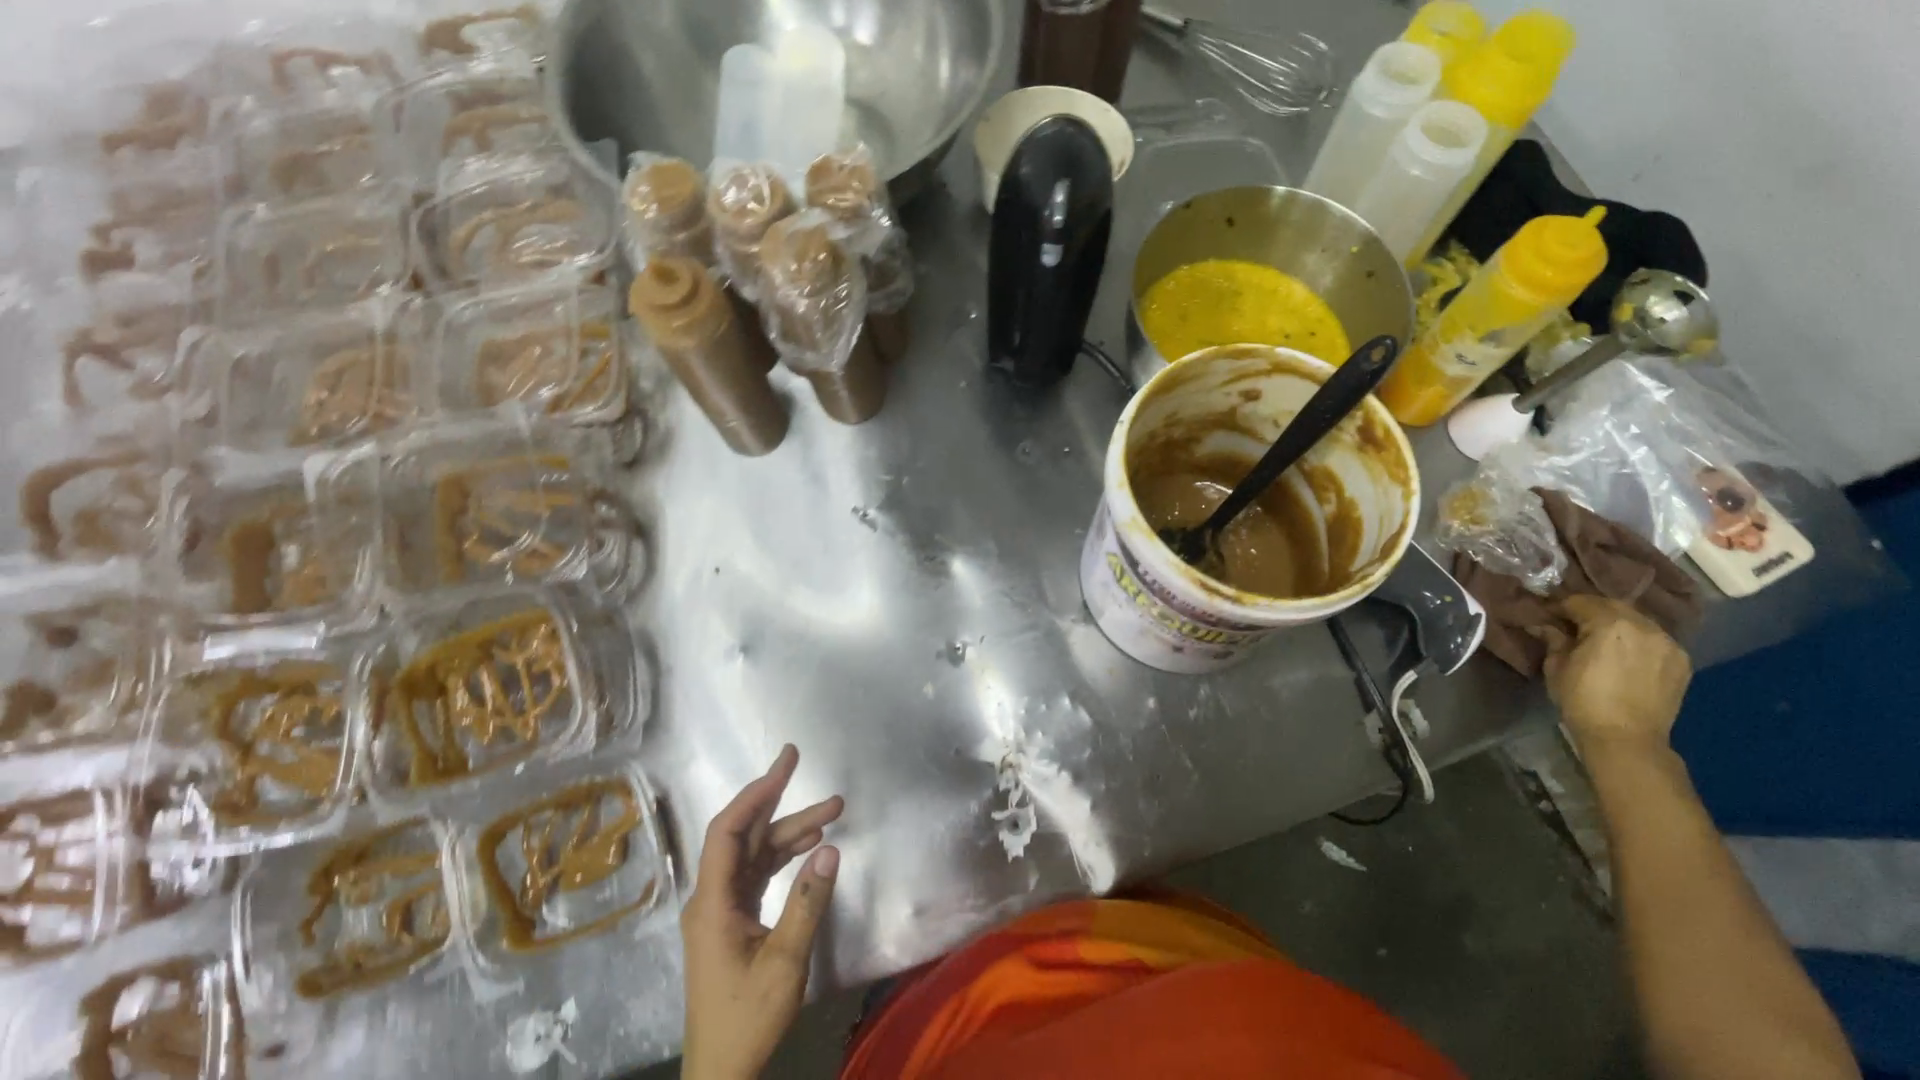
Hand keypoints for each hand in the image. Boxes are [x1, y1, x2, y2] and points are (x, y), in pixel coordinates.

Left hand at [682, 746, 844, 1079]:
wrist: (721, 1069)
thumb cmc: (747, 1016)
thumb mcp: (785, 962)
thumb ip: (808, 903)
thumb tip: (831, 849)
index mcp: (712, 902)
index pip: (728, 830)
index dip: (756, 793)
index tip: (784, 765)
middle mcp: (711, 898)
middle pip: (743, 837)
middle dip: (776, 802)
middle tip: (801, 764)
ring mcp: (721, 912)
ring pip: (753, 856)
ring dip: (787, 833)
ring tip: (831, 812)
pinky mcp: (733, 925)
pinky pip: (757, 878)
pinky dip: (783, 859)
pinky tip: (810, 849)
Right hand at [1543, 596, 1692, 753]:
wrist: (1626, 738)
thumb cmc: (1582, 702)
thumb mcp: (1557, 668)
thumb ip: (1553, 640)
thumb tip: (1542, 625)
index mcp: (1609, 624)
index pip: (1580, 601)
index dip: (1560, 607)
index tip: (1548, 616)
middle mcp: (1644, 626)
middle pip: (1612, 606)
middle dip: (1591, 612)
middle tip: (1574, 626)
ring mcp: (1668, 643)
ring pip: (1637, 621)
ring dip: (1618, 625)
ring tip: (1603, 641)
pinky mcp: (1681, 660)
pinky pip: (1655, 640)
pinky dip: (1639, 641)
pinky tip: (1627, 656)